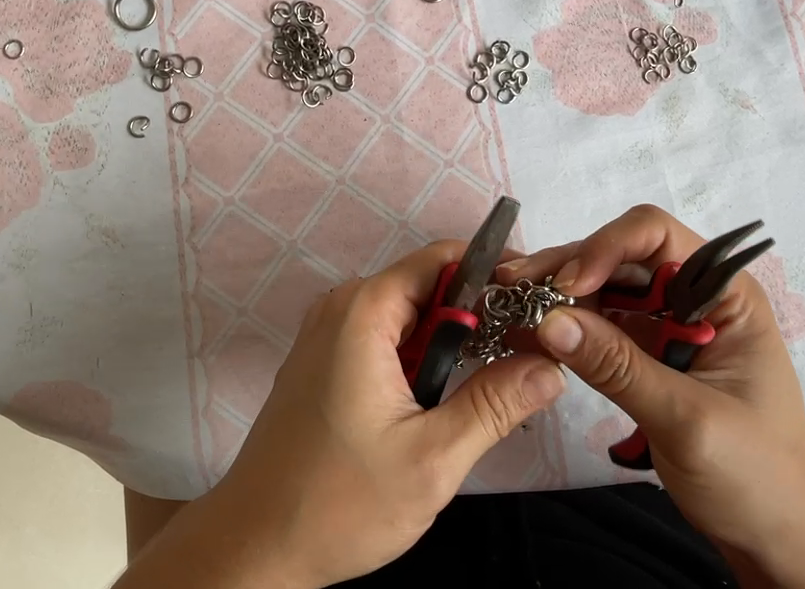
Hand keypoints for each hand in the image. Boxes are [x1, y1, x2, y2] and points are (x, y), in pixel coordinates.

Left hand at [117, 241, 566, 588]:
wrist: (254, 545)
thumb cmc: (339, 502)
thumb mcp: (432, 458)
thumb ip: (494, 404)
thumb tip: (550, 366)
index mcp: (364, 311)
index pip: (444, 258)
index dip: (495, 272)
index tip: (539, 302)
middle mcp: (342, 307)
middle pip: (428, 285)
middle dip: (481, 312)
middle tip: (532, 349)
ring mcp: (329, 334)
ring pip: (409, 315)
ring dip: (453, 339)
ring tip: (502, 374)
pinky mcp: (325, 362)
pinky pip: (385, 338)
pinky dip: (422, 355)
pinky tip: (448, 395)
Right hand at [500, 205, 804, 588]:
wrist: (777, 543)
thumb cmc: (757, 478)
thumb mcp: (687, 421)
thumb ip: (618, 367)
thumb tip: (548, 320)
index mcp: (725, 294)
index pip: (656, 236)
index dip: (605, 248)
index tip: (565, 286)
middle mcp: (694, 296)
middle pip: (619, 256)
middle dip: (565, 267)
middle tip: (509, 285)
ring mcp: (668, 323)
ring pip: (602, 286)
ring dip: (556, 293)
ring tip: (506, 304)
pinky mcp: (646, 353)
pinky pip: (598, 324)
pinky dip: (563, 325)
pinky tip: (526, 331)